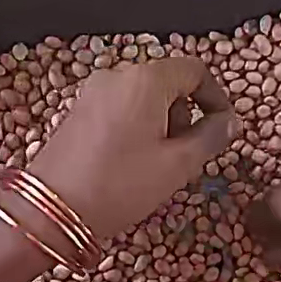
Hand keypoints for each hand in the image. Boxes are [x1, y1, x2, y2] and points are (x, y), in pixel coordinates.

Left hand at [23, 57, 233, 241]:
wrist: (51, 211)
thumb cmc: (121, 186)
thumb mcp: (177, 166)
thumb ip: (211, 138)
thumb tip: (230, 121)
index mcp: (145, 80)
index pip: (195, 70)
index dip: (216, 97)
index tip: (223, 128)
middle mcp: (117, 75)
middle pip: (168, 83)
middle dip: (186, 115)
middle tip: (186, 155)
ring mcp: (93, 92)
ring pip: (143, 98)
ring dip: (162, 124)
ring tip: (157, 165)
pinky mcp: (78, 111)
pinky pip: (120, 109)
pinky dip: (137, 128)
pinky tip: (131, 163)